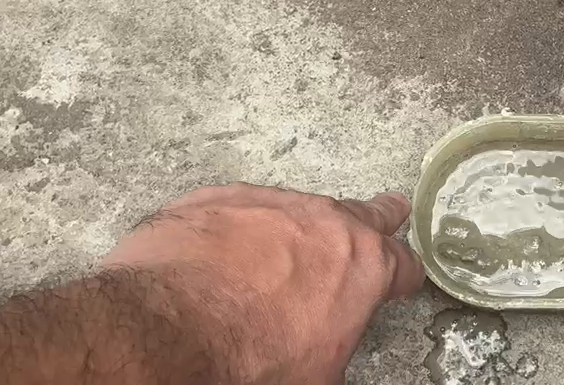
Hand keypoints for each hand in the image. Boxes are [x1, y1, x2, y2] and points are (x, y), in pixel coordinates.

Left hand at [101, 183, 423, 384]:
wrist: (159, 335)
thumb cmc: (245, 363)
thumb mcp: (315, 376)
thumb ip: (338, 345)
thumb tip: (327, 351)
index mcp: (364, 266)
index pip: (404, 265)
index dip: (402, 277)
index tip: (400, 281)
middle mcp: (330, 221)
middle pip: (372, 211)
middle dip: (382, 217)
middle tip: (387, 216)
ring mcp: (275, 202)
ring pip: (297, 211)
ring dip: (291, 233)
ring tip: (264, 265)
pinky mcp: (219, 197)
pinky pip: (232, 211)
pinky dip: (229, 232)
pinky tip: (210, 260)